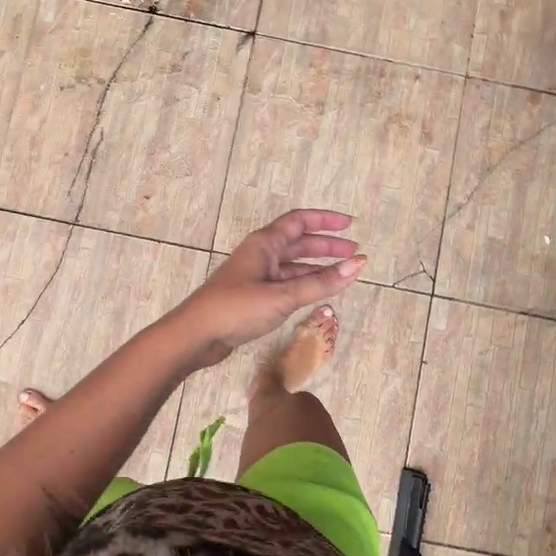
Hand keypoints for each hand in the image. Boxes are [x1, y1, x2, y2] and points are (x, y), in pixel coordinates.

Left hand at [170, 209, 363, 366]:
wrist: (197, 334)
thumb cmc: (237, 308)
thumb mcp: (282, 295)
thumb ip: (321, 282)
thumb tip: (358, 264)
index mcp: (265, 243)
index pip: (299, 221)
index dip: (325, 220)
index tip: (350, 224)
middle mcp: (261, 253)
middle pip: (298, 241)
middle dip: (326, 245)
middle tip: (353, 252)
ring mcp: (256, 274)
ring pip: (292, 263)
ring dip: (317, 265)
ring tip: (343, 272)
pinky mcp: (254, 295)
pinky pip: (286, 281)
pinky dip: (304, 282)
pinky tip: (318, 290)